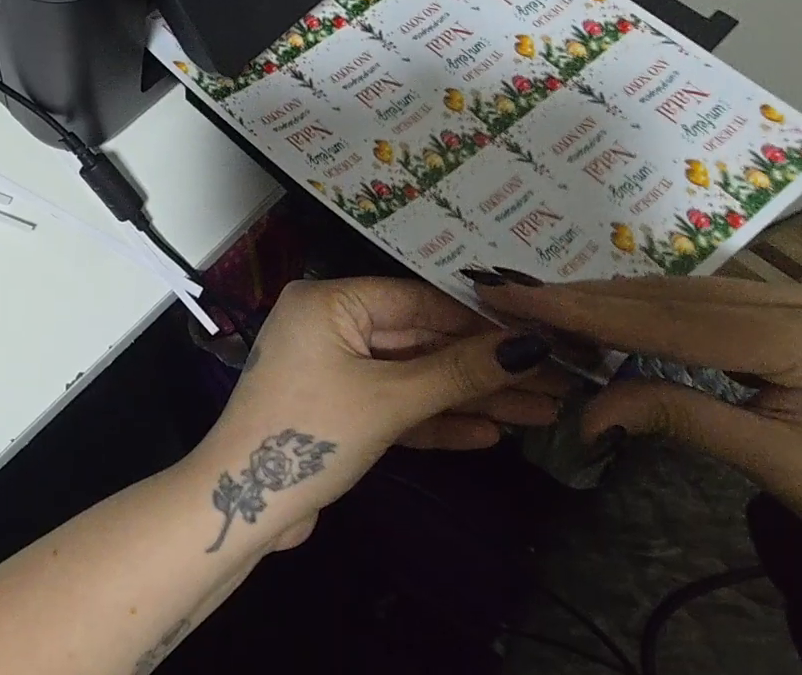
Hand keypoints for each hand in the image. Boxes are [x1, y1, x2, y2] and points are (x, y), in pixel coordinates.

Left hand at [187, 278, 567, 549]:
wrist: (247, 502)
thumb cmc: (311, 433)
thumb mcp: (390, 399)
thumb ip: (459, 372)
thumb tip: (530, 346)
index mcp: (327, 303)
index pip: (415, 300)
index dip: (479, 320)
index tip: (541, 332)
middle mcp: (326, 325)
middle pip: (418, 339)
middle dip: (483, 364)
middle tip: (555, 378)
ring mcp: (329, 367)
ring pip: (410, 375)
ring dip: (468, 395)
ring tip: (542, 410)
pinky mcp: (336, 408)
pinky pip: (392, 404)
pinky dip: (434, 418)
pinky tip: (489, 432)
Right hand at [476, 273, 801, 636]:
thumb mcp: (773, 463)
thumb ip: (673, 414)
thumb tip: (585, 410)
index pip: (676, 319)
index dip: (587, 311)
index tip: (517, 298)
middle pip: (681, 295)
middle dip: (594, 300)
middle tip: (519, 298)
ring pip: (697, 293)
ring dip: (622, 303)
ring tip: (552, 307)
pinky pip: (722, 303)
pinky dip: (662, 311)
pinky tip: (619, 314)